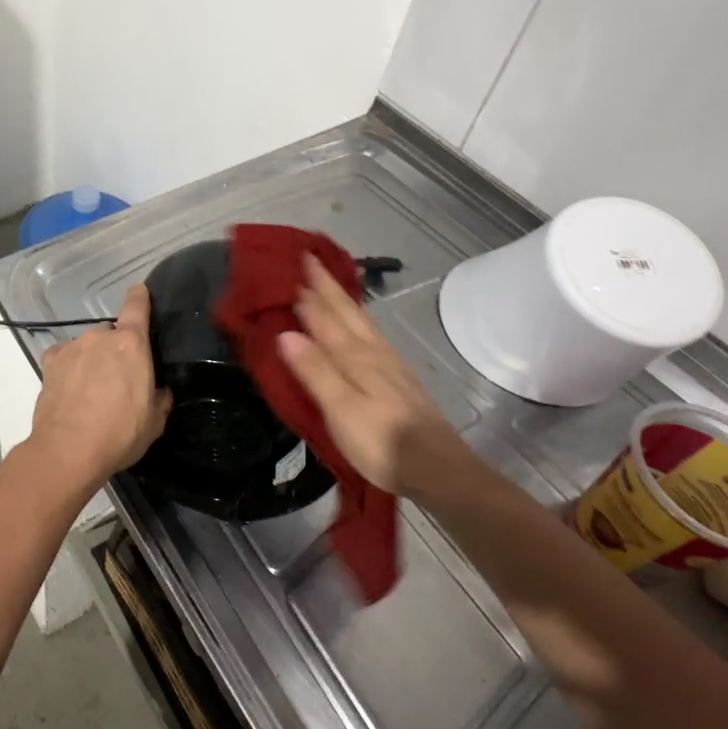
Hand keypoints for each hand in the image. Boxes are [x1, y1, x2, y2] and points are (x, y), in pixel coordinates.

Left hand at [29, 284, 171, 487]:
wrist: (69, 449)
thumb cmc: (119, 434)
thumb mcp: (154, 422)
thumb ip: (160, 399)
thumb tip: (159, 391)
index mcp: (132, 345)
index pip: (137, 307)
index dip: (140, 296)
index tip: (139, 290)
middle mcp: (100, 337)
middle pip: (111, 334)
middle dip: (115, 349)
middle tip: (118, 377)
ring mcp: (72, 347)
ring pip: (87, 345)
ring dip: (91, 359)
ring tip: (91, 389)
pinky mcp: (50, 362)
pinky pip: (63, 356)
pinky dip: (67, 365)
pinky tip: (68, 386)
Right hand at [278, 256, 474, 497]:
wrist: (442, 471)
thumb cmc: (383, 444)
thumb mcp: (342, 410)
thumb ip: (315, 371)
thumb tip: (285, 332)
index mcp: (355, 357)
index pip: (324, 316)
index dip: (307, 291)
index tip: (290, 261)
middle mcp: (373, 353)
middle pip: (346, 311)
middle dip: (326, 284)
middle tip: (308, 257)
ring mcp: (390, 366)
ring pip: (360, 321)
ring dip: (341, 299)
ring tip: (328, 282)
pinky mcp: (399, 381)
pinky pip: (370, 336)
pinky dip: (357, 321)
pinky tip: (358, 326)